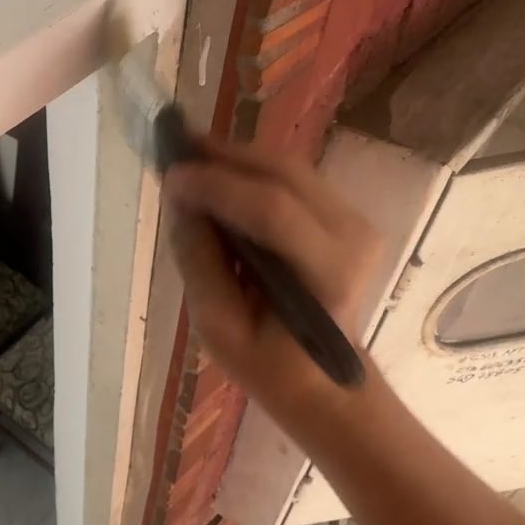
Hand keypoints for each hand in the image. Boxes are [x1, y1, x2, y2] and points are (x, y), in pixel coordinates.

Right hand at [166, 141, 382, 425]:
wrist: (319, 377)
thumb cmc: (267, 362)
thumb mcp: (218, 327)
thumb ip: (200, 263)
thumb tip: (181, 203)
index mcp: (327, 273)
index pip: (271, 210)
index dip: (218, 186)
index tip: (170, 177)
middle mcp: (351, 236)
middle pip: (283, 176)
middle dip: (224, 158)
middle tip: (174, 146)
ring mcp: (354, 221)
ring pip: (288, 170)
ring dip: (236, 159)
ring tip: (188, 154)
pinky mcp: (344, 216)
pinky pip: (292, 181)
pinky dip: (251, 172)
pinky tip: (217, 172)